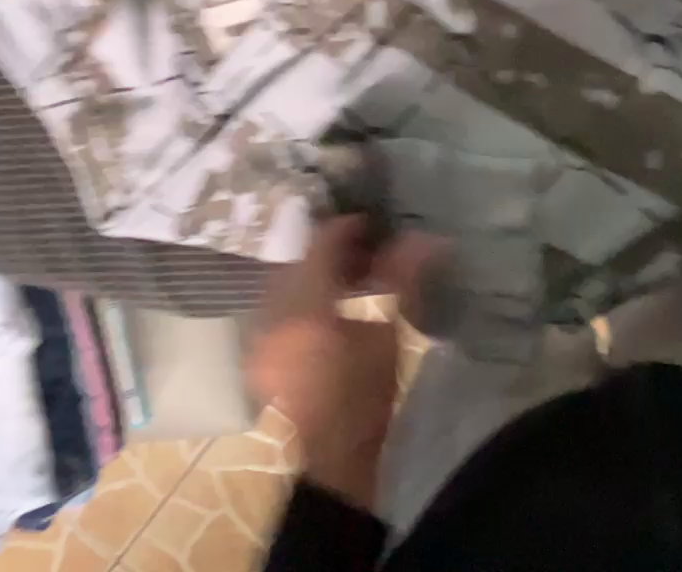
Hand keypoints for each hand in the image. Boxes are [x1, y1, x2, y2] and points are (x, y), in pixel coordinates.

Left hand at [246, 216, 440, 509]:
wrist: (334, 455)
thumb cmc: (364, 392)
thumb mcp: (387, 330)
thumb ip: (399, 277)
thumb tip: (421, 238)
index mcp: (304, 299)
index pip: (322, 242)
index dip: (348, 228)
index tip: (373, 226)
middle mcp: (274, 307)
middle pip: (302, 258)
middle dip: (332, 250)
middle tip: (365, 252)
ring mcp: (261, 330)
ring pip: (289, 281)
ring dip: (317, 273)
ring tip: (349, 280)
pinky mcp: (261, 350)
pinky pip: (280, 306)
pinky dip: (303, 297)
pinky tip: (327, 310)